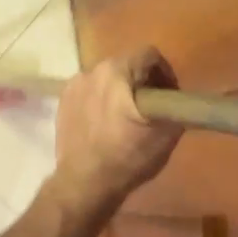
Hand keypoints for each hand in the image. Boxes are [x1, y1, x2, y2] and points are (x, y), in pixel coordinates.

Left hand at [52, 48, 182, 210]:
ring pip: (106, 79)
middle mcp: (93, 70)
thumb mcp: (167, 134)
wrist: (85, 181)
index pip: (150, 55)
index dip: (165, 73)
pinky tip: (104, 124)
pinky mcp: (62, 101)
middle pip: (126, 65)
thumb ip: (175, 106)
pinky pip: (89, 92)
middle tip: (150, 107)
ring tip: (126, 118)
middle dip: (141, 82)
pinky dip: (100, 101)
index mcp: (118, 70)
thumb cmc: (129, 156)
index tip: (169, 96)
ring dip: (119, 91)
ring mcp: (74, 85)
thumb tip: (174, 100)